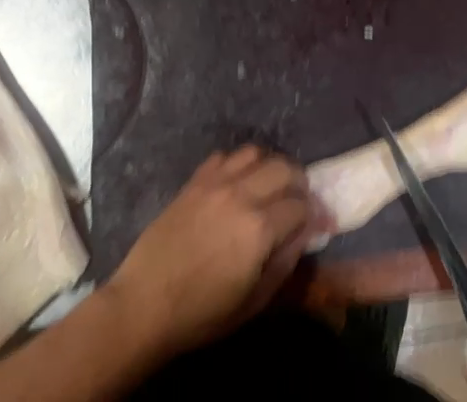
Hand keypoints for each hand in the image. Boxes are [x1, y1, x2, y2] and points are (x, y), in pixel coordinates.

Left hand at [104, 147, 329, 358]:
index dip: (317, 214)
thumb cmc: (203, 312)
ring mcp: (214, 184)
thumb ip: (285, 261)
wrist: (145, 304)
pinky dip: (238, 165)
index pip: (302, 205)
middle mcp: (240, 196)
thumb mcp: (256, 300)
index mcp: (260, 229)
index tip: (321, 225)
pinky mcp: (193, 182)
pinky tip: (237, 185)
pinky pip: (224, 157)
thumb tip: (305, 234)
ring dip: (269, 167)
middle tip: (299, 203)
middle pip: (285, 168)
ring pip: (255, 153)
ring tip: (269, 188)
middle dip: (299, 183)